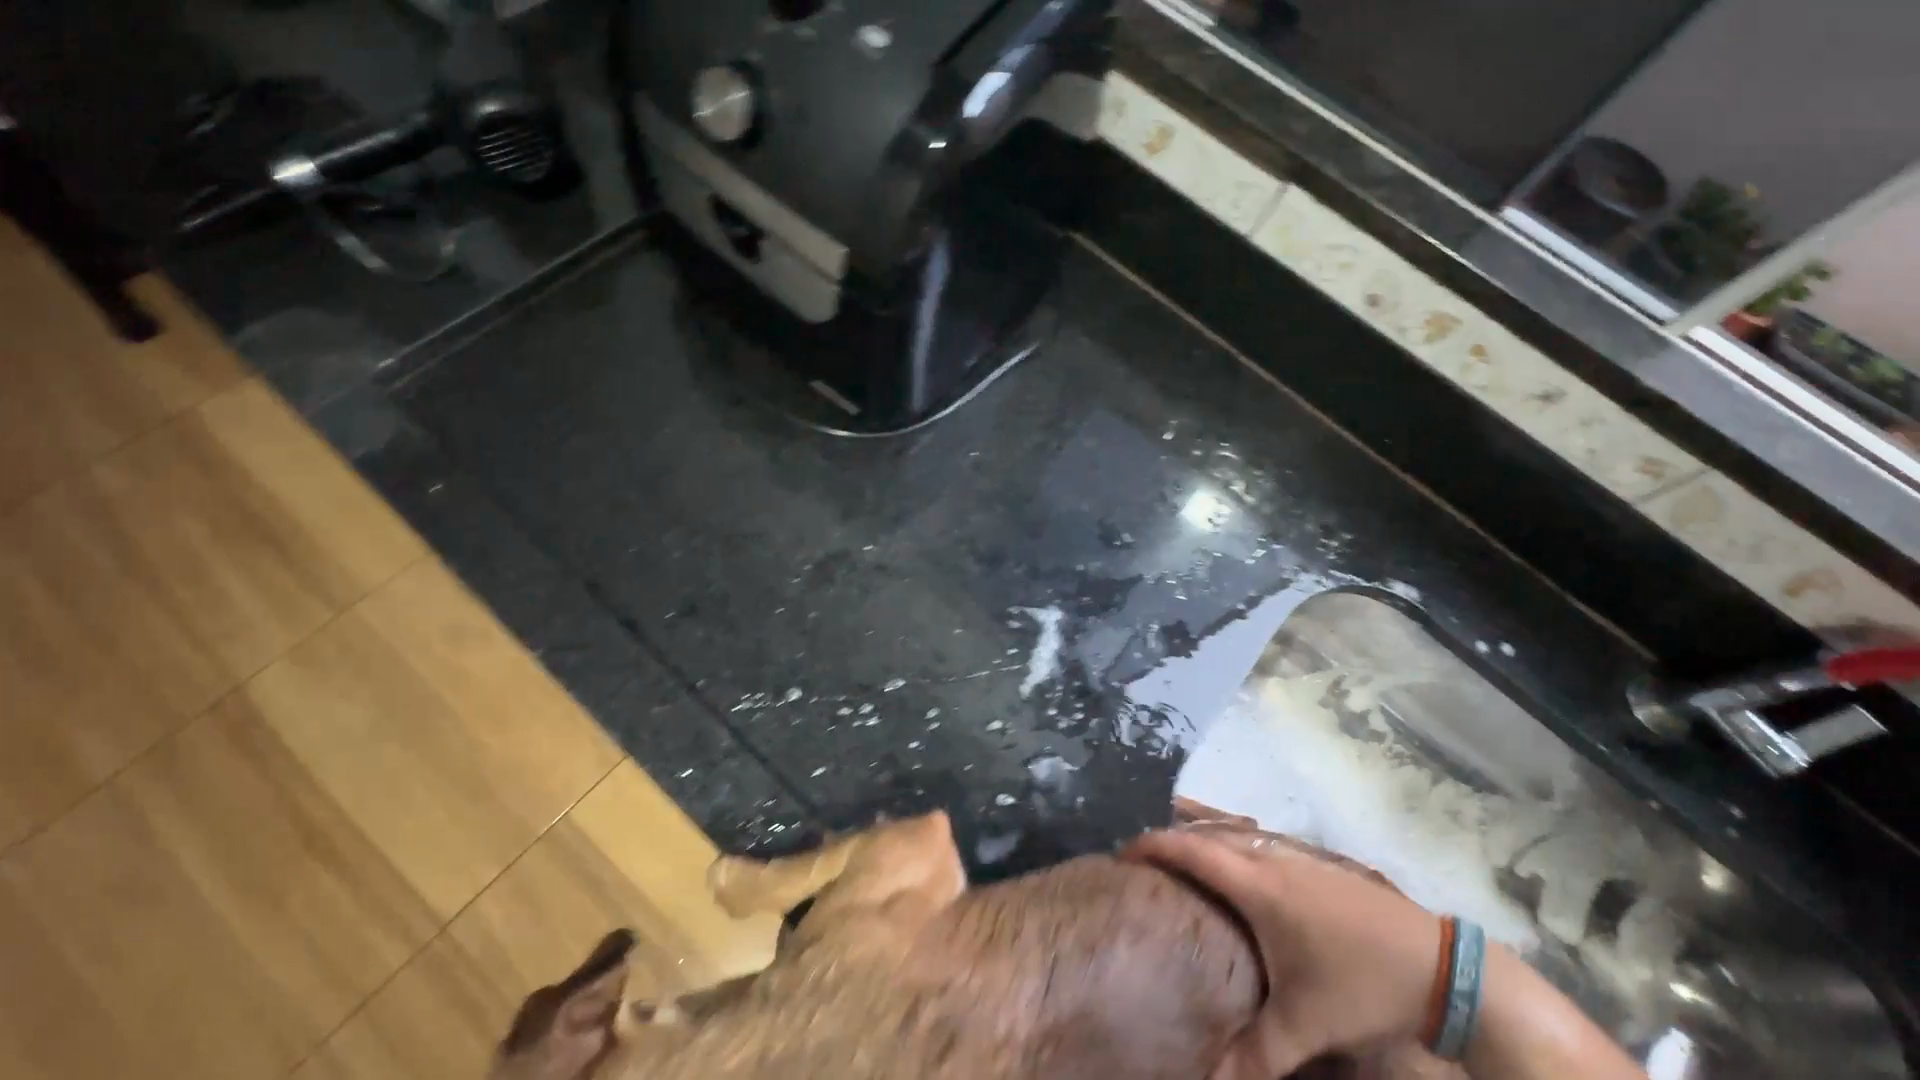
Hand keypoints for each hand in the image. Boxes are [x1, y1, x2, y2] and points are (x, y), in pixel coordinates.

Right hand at [1123, 829, 1442, 1079]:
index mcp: (1261, 888)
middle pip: (1213, 836)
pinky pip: (1268, 848)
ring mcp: (1307, 861)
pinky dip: (1241, 852)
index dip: (1155, 845)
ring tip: (1188, 866)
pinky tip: (1247, 880)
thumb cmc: (1363, 987)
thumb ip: (1255, 1057)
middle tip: (1148, 862)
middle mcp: (1277, 863)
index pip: (1193, 852)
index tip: (1124, 853)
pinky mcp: (1329, 870)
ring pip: (1244, 838)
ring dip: (1211, 844)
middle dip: (1176, 841)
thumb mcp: (1307, 1026)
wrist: (1444, 969)